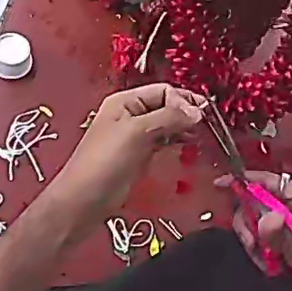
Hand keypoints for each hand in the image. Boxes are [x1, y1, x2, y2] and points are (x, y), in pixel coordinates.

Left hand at [42, 84, 204, 220]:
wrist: (84, 200)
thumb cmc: (106, 162)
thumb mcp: (137, 132)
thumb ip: (168, 118)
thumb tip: (197, 111)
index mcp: (125, 101)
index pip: (163, 91)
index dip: (183, 100)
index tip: (202, 115)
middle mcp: (131, 113)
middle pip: (166, 105)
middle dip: (186, 111)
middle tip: (207, 124)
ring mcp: (135, 134)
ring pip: (166, 123)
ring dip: (184, 126)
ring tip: (201, 134)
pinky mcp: (139, 154)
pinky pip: (163, 140)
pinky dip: (177, 139)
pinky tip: (188, 143)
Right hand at [219, 172, 291, 290]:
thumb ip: (283, 232)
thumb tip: (262, 218)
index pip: (270, 181)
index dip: (245, 181)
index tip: (219, 186)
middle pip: (260, 204)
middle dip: (249, 221)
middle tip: (252, 244)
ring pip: (261, 227)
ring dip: (256, 242)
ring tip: (264, 260)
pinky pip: (269, 246)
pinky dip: (264, 255)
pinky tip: (271, 267)